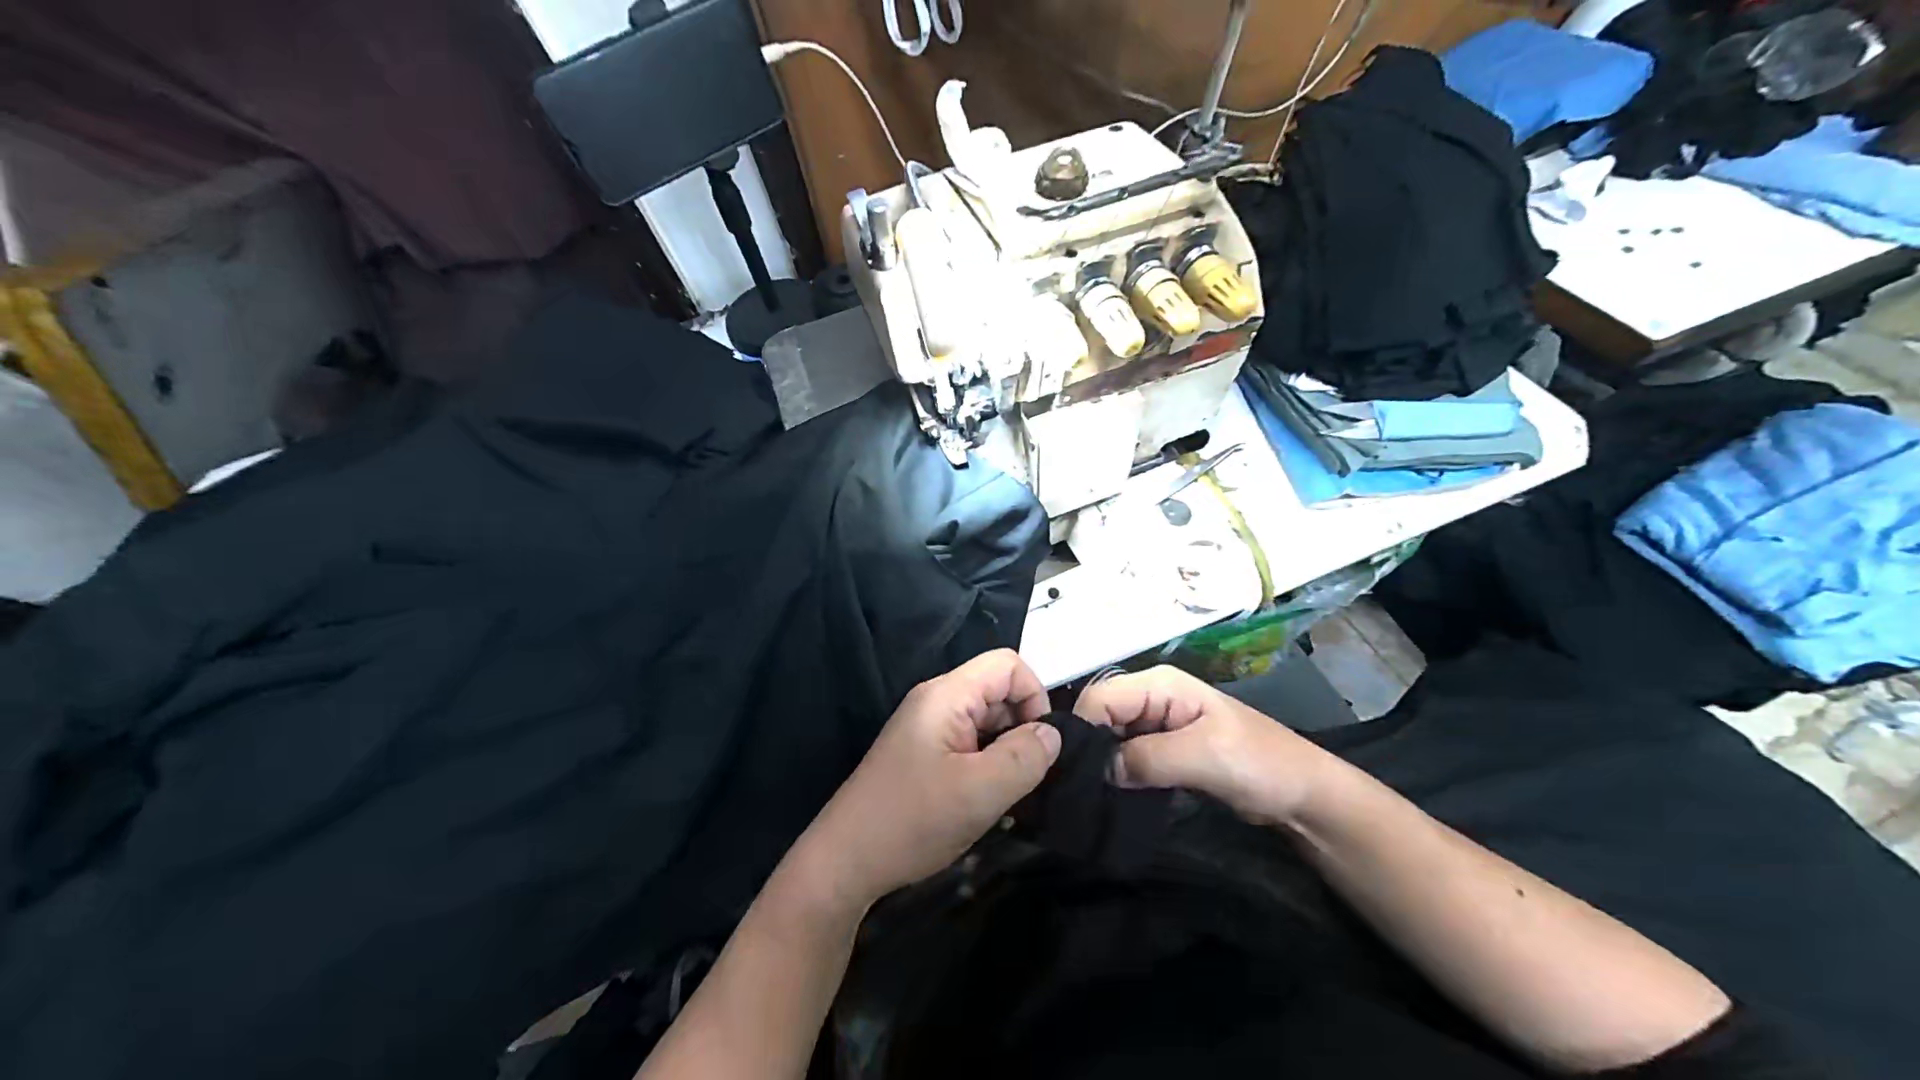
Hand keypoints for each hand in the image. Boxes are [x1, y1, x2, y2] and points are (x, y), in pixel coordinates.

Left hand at [789, 649, 1060, 910]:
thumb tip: (1053, 734)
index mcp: (946, 696)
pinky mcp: (924, 754)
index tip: (1042, 744)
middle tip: (1029, 777)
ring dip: (1007, 752)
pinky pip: (970, 744)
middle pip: (998, 691)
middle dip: (1023, 727)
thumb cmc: (912, 821)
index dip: (1035, 696)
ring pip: (987, 721)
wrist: (845, 861)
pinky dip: (989, 765)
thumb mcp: (981, 792)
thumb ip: (1025, 757)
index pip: (1008, 664)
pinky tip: (989, 801)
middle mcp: (936, 702)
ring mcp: (928, 728)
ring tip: (1011, 794)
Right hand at [1073, 665, 1341, 825]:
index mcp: (1158, 684)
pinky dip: (1115, 774)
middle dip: (1087, 748)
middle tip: (1080, 790)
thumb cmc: (1260, 764)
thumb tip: (1099, 771)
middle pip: (1098, 714)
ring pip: (1107, 737)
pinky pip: (1124, 755)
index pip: (1098, 698)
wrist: (1303, 794)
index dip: (1084, 731)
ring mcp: (1155, 723)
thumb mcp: (1204, 757)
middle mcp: (1150, 697)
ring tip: (1091, 797)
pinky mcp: (1160, 749)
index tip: (1079, 773)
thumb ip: (1147, 758)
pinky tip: (1110, 796)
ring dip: (1100, 764)